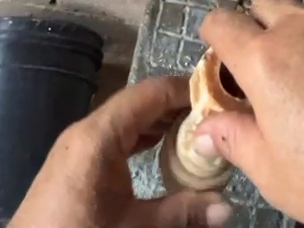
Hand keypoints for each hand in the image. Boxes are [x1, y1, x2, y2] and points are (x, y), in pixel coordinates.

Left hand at [13, 76, 232, 227]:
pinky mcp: (74, 161)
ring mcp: (78, 144)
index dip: (188, 90)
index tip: (221, 97)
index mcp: (100, 134)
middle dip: (179, 106)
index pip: (151, 92)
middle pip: (141, 101)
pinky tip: (165, 150)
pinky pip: (115, 135)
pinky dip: (142, 136)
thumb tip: (229, 206)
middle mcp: (87, 128)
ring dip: (161, 121)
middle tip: (217, 116)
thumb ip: (181, 213)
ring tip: (199, 132)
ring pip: (128, 117)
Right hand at [195, 0, 303, 227]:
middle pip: (262, 4)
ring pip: (300, 12)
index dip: (211, 36)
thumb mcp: (274, 173)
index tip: (214, 57)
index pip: (222, 22)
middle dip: (252, 26)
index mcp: (266, 59)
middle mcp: (300, 27)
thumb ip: (234, 138)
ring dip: (289, 33)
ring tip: (300, 81)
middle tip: (257, 71)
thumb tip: (206, 128)